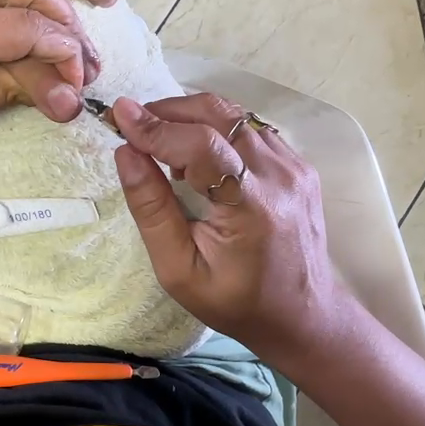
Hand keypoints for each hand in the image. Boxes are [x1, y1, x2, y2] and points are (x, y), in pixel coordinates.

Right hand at [111, 93, 346, 357]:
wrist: (304, 315)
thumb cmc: (237, 301)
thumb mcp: (179, 271)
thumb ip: (152, 210)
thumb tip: (126, 154)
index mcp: (250, 207)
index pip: (201, 145)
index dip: (156, 127)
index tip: (120, 115)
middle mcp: (278, 175)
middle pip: (218, 114)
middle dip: (169, 110)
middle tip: (135, 124)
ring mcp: (293, 164)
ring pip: (233, 115)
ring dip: (191, 116)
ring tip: (163, 141)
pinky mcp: (297, 162)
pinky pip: (248, 128)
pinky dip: (215, 129)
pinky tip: (199, 156)